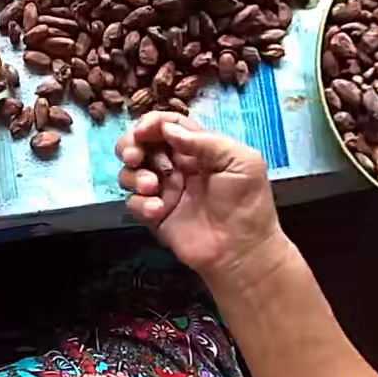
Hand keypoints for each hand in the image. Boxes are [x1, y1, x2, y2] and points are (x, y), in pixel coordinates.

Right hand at [116, 113, 292, 288]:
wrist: (242, 252)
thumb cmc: (247, 204)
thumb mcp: (241, 162)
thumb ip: (206, 141)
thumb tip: (167, 129)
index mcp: (198, 149)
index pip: (168, 125)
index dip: (151, 123)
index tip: (142, 131)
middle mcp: (176, 166)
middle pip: (141, 144)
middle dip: (130, 145)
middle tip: (133, 157)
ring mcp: (163, 190)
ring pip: (131, 171)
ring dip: (135, 175)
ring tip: (152, 188)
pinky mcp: (153, 215)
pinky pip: (133, 202)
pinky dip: (140, 203)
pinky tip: (158, 211)